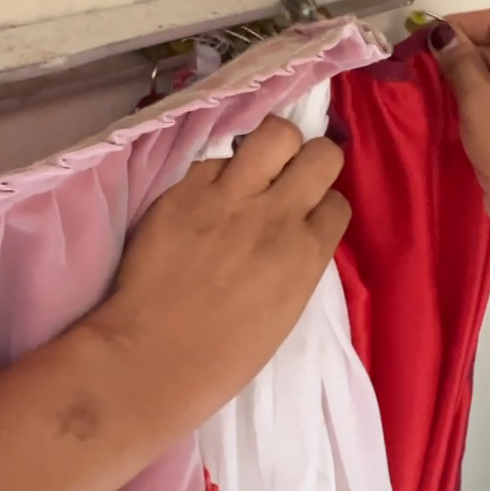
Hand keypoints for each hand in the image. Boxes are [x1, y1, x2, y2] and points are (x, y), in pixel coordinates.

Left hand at [89, 117, 350, 422]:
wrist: (151, 357)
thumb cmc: (224, 356)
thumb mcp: (285, 310)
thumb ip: (297, 261)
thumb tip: (296, 230)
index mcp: (306, 254)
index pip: (338, 203)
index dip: (322, 206)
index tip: (307, 215)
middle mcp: (275, 215)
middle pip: (320, 153)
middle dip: (311, 161)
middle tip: (290, 177)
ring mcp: (228, 196)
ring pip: (275, 133)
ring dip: (272, 147)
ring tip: (256, 166)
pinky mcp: (185, 189)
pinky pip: (214, 159)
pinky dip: (216, 174)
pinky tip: (204, 197)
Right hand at [432, 8, 489, 230]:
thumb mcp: (478, 99)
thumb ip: (459, 61)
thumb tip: (443, 34)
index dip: (462, 23)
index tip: (425, 38)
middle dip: (462, 50)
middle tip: (421, 63)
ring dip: (467, 75)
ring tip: (430, 85)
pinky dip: (479, 96)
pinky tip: (451, 107)